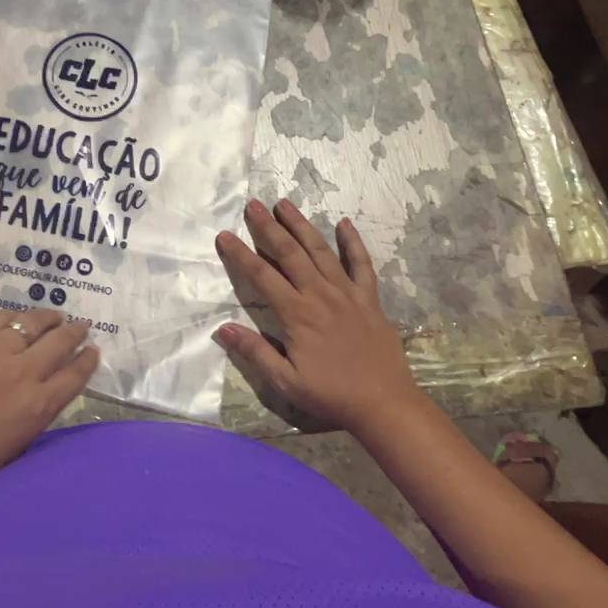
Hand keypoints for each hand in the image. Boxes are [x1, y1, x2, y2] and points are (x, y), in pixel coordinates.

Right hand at [214, 199, 420, 428]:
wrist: (384, 403)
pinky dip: (353, 242)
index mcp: (297, 314)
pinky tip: (345, 223)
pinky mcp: (369, 299)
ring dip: (301, 225)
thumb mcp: (286, 381)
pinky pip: (361, 264)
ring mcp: (347, 293)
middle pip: (290, 253)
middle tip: (254, 204)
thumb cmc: (331, 394)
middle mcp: (320, 295)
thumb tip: (222, 329)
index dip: (241, 254)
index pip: (261, 276)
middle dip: (269, 227)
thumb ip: (255, 352)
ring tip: (285, 204)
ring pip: (321, 251)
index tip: (225, 235)